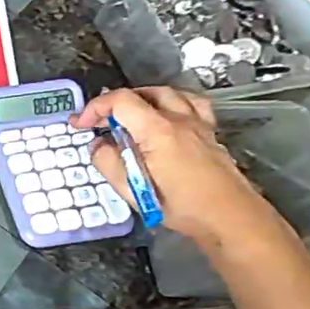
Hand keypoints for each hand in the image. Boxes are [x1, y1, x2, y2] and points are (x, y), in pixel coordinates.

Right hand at [71, 87, 289, 253]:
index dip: (95, 108)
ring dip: (142, 99)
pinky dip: (172, 103)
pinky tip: (167, 116)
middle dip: (115, 104)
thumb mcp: (133, 191)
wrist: (228, 216)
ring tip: (129, 116)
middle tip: (100, 123)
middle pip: (142, 93)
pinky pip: (191, 103)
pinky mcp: (209, 133)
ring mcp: (198, 123)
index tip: (81, 124)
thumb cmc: (181, 206)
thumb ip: (109, 163)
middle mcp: (179, 119)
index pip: (120, 101)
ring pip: (167, 93)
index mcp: (157, 130)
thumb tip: (98, 146)